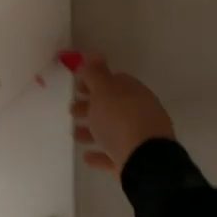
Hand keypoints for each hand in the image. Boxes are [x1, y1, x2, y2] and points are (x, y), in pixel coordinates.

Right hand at [71, 56, 174, 173]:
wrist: (145, 162)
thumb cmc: (120, 121)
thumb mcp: (104, 91)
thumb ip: (96, 73)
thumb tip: (94, 54)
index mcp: (134, 93)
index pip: (114, 81)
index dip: (93, 83)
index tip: (76, 88)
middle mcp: (140, 112)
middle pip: (112, 106)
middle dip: (90, 107)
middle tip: (72, 111)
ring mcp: (139, 137)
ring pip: (112, 130)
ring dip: (92, 130)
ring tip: (76, 134)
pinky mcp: (135, 159)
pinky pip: (114, 153)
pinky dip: (100, 153)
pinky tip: (87, 155)